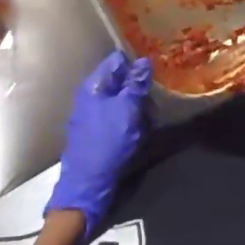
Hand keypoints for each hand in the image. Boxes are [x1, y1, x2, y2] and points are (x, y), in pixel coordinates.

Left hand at [46, 50, 152, 235]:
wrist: (88, 182)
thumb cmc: (108, 141)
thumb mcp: (127, 109)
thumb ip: (135, 85)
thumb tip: (144, 61)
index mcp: (93, 85)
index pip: (116, 61)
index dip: (136, 63)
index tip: (156, 68)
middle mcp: (90, 96)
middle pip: (120, 82)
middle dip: (139, 91)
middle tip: (155, 101)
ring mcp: (91, 115)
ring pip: (121, 102)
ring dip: (137, 109)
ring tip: (149, 121)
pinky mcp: (96, 132)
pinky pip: (117, 119)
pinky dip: (130, 123)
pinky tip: (140, 134)